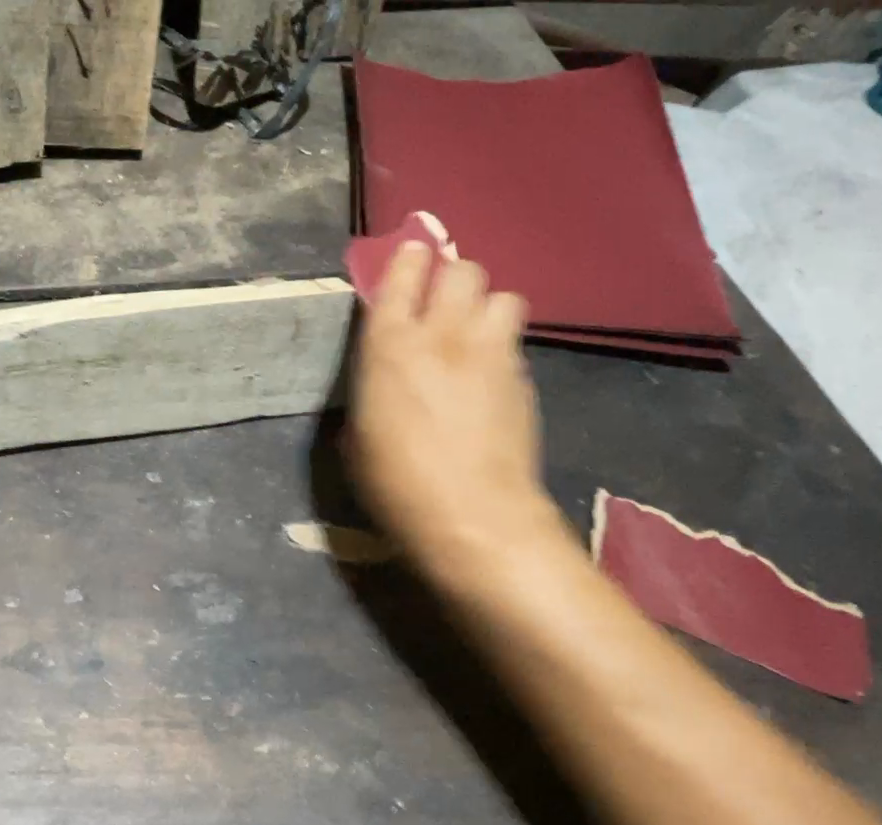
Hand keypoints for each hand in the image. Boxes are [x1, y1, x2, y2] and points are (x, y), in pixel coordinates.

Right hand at [346, 243, 563, 572]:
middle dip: (452, 277)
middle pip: (463, 270)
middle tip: (442, 301)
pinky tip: (489, 377)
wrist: (470, 513)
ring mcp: (491, 353)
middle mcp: (443, 336)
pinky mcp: (523, 377)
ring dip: (486, 307)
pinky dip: (501, 346)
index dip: (408, 259)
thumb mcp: (358, 435)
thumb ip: (373, 388)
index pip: (404, 275)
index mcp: (390, 348)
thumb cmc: (393, 483)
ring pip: (502, 295)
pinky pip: (514, 340)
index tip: (409, 255)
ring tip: (474, 334)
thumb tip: (386, 375)